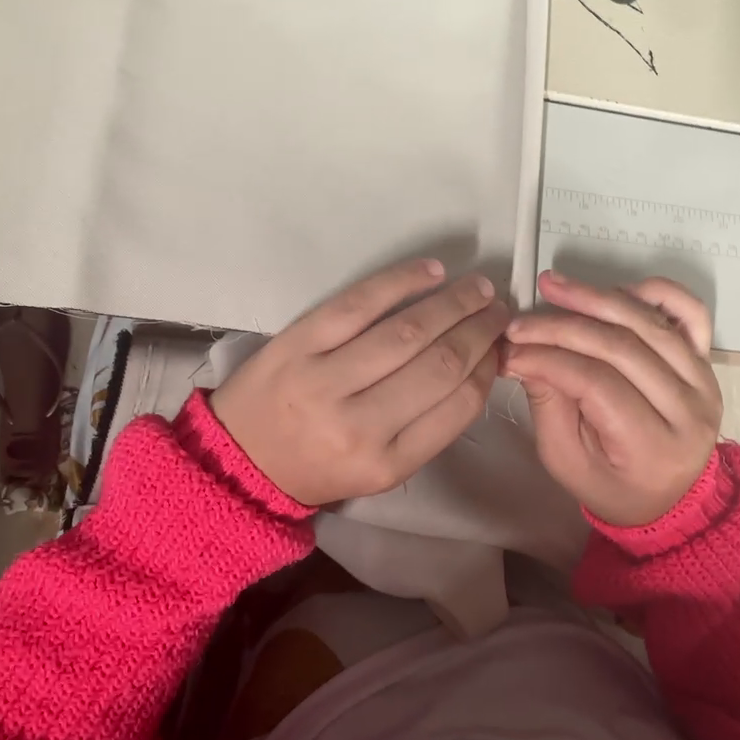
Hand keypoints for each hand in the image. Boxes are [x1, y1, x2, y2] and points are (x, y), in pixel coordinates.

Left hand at [212, 259, 509, 506]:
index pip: (458, 405)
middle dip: (479, 330)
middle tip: (498, 310)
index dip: (488, 367)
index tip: (501, 344)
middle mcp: (359, 425)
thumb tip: (477, 364)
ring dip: (452, 303)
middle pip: (439, 364)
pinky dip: (399, 282)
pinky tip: (430, 271)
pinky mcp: (297, 344)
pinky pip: (358, 304)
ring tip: (476, 288)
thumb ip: (428, 426)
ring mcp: (324, 380)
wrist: (239, 460)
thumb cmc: (318, 467)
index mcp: (386, 463)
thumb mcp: (379, 468)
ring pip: (406, 331)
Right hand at [502, 270, 722, 527]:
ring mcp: (704, 379)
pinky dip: (654, 292)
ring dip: (596, 298)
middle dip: (562, 327)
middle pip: (621, 348)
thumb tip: (519, 352)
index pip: (597, 383)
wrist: (666, 498)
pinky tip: (613, 290)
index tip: (509, 350)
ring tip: (552, 286)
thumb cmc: (609, 484)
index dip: (549, 359)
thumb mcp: (564, 459)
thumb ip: (546, 404)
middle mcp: (689, 409)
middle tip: (519, 322)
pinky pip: (689, 312)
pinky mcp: (707, 360)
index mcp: (653, 446)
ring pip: (648, 324)